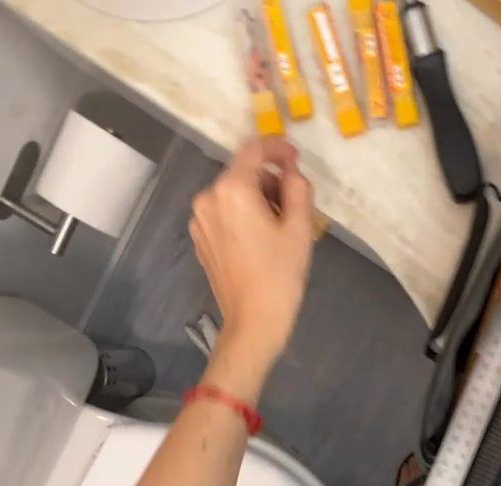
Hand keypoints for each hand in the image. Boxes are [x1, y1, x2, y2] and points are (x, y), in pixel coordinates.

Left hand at [189, 137, 316, 394]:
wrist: (253, 322)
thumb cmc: (280, 277)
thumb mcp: (300, 229)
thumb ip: (298, 188)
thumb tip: (292, 171)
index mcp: (232, 190)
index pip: (254, 150)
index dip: (278, 148)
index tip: (295, 159)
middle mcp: (208, 198)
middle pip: (243, 173)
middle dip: (270, 182)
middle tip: (294, 208)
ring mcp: (200, 220)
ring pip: (234, 194)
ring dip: (258, 201)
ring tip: (279, 229)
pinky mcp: (201, 239)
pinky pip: (224, 214)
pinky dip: (243, 217)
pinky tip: (261, 241)